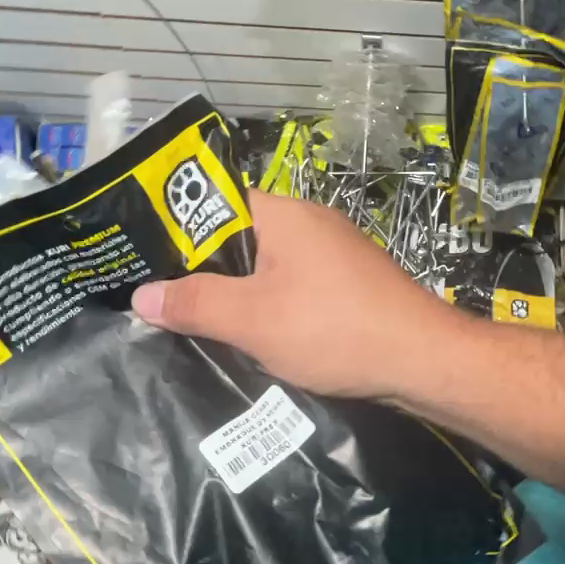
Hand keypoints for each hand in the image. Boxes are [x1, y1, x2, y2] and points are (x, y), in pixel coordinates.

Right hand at [131, 191, 468, 398]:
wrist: (421, 358)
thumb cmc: (332, 327)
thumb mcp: (251, 318)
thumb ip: (195, 302)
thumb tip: (142, 295)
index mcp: (283, 214)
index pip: (215, 206)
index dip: (177, 234)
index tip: (147, 268)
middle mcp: (311, 223)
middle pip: (242, 239)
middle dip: (208, 274)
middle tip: (170, 307)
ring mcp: (337, 253)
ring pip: (271, 268)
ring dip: (244, 297)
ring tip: (207, 329)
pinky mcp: (353, 283)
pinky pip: (299, 288)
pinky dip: (277, 309)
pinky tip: (263, 340)